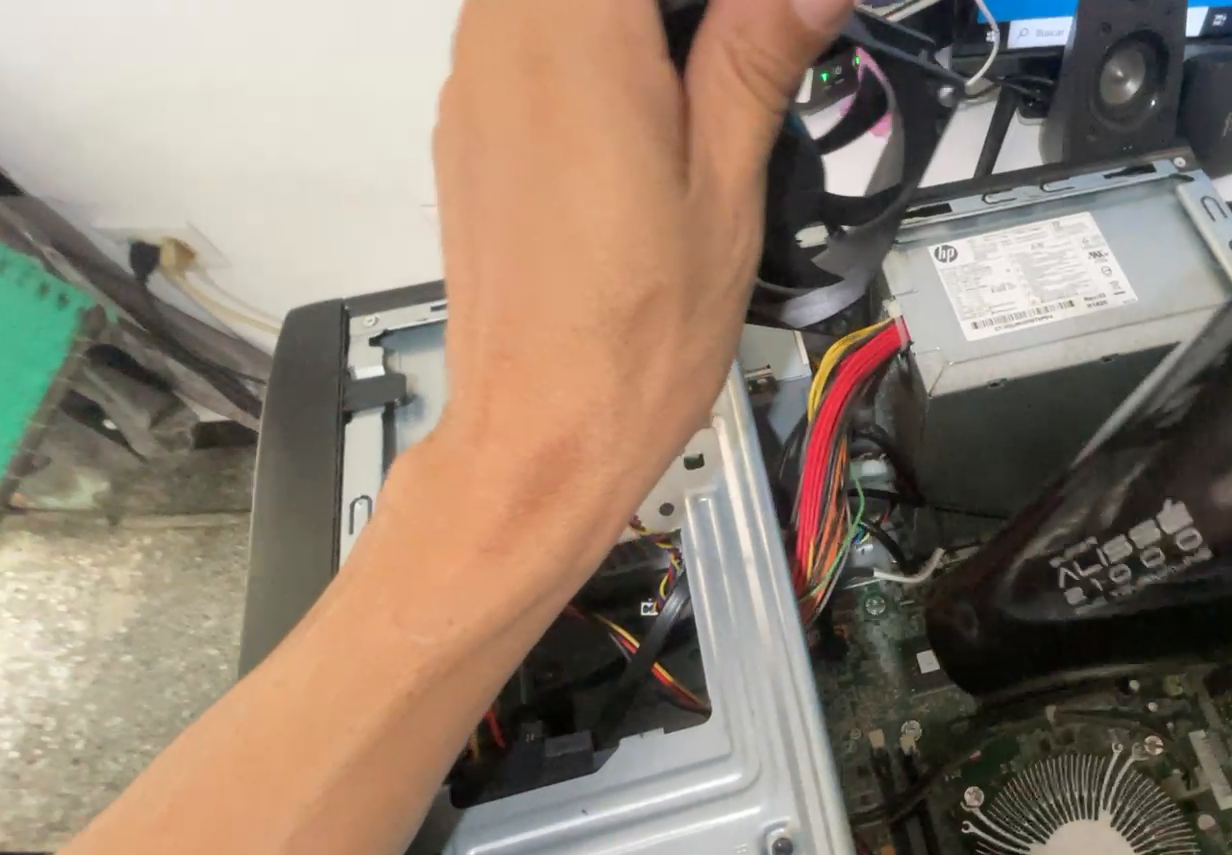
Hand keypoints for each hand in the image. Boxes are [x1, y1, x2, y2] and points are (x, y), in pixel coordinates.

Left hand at [424, 0, 851, 553]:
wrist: (547, 435)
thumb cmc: (642, 338)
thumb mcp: (726, 195)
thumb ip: (756, 62)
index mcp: (576, 33)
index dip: (725, 7)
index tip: (760, 39)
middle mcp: (500, 35)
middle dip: (687, 22)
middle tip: (746, 73)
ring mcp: (473, 88)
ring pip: (566, 8)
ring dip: (645, 41)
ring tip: (703, 120)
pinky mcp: (471, 138)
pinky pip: (533, 50)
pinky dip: (596, 66)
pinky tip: (641, 151)